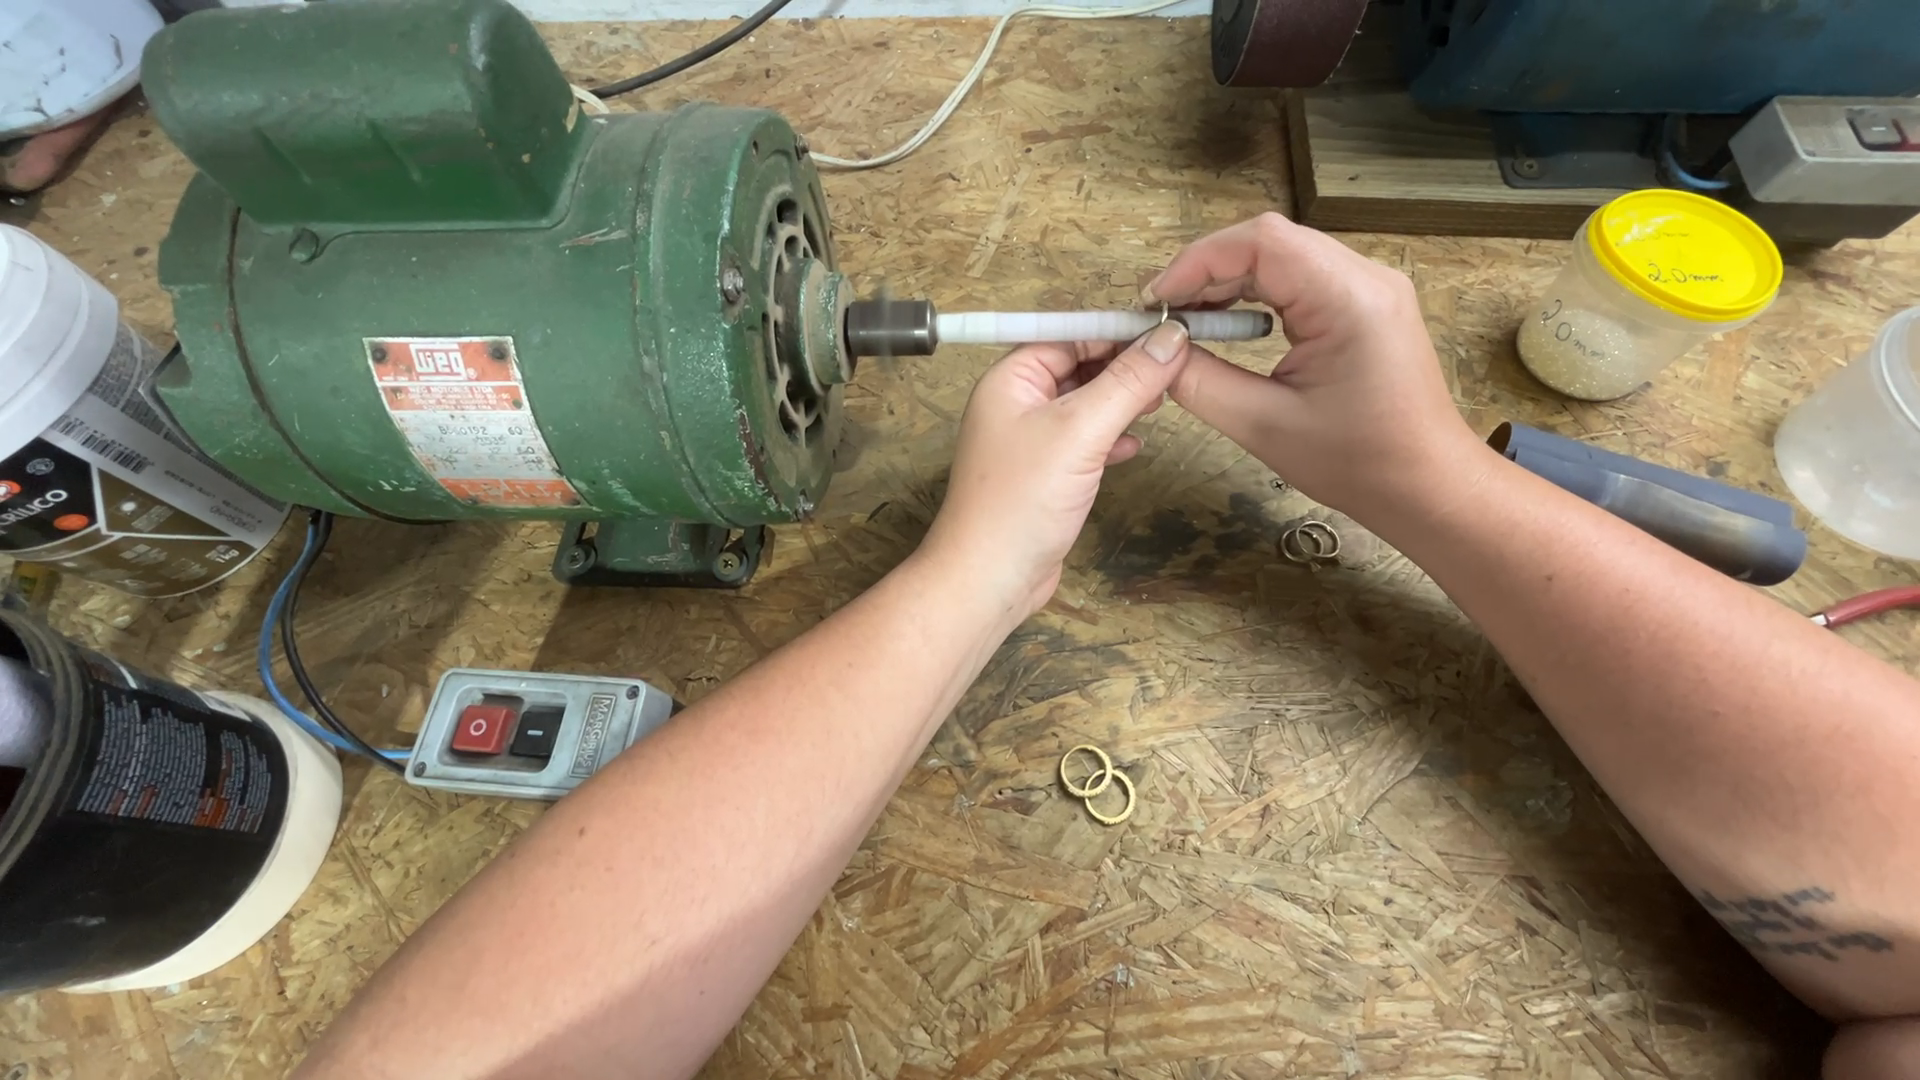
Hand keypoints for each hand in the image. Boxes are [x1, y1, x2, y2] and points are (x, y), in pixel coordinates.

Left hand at [919, 324, 1192, 620]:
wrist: (990, 578)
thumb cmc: (1022, 500)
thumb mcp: (1080, 430)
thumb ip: (1127, 382)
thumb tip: (1171, 336)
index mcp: (1011, 380)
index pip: (1070, 336)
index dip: (1119, 333)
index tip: (1171, 334)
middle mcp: (1016, 404)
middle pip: (1079, 367)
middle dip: (1124, 369)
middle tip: (1173, 373)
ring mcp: (1029, 442)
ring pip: (1084, 407)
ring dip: (1121, 403)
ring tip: (1160, 405)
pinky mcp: (1044, 475)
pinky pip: (1083, 443)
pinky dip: (1110, 439)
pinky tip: (1134, 446)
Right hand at [1146, 214, 1487, 516]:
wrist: (1424, 485)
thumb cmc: (1354, 462)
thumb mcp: (1262, 425)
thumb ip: (1200, 382)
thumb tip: (1155, 352)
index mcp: (1348, 298)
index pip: (1261, 242)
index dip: (1196, 261)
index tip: (1153, 302)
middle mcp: (1364, 276)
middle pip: (1268, 242)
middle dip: (1204, 271)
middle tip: (1158, 314)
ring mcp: (1366, 286)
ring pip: (1279, 257)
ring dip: (1224, 281)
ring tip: (1182, 319)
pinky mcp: (1361, 304)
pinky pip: (1295, 279)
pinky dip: (1250, 294)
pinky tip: (1223, 322)